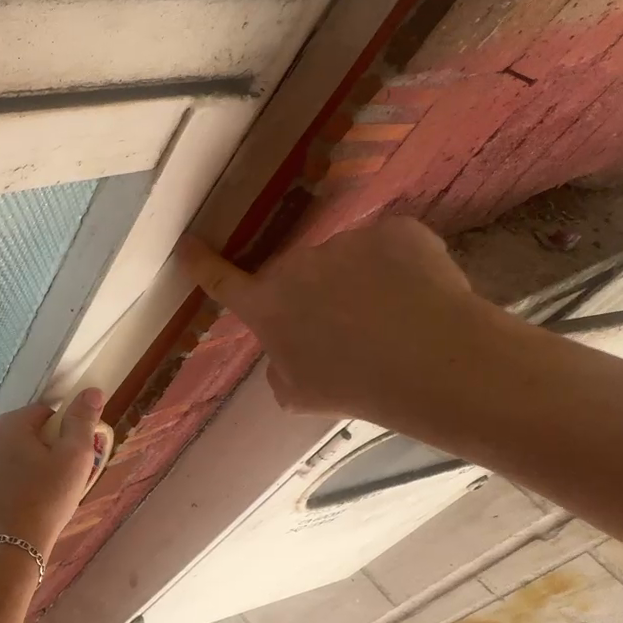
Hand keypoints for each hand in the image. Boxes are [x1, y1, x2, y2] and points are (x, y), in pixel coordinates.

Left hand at [0, 388, 106, 553]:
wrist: (6, 549)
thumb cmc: (46, 501)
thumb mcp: (75, 459)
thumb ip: (82, 420)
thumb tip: (91, 391)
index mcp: (8, 425)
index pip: (42, 413)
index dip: (60, 433)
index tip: (67, 459)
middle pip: (18, 433)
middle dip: (36, 448)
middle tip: (53, 479)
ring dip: (15, 465)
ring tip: (31, 495)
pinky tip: (10, 505)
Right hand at [182, 218, 535, 423]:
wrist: (434, 362)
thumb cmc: (354, 386)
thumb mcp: (294, 393)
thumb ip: (280, 363)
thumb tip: (288, 350)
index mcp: (266, 305)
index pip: (221, 280)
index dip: (202, 262)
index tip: (188, 243)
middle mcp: (296, 265)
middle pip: (297, 274)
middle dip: (313, 294)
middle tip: (347, 329)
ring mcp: (346, 241)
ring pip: (347, 260)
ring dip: (360, 281)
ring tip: (392, 317)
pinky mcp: (395, 229)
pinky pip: (389, 247)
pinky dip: (400, 267)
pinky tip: (418, 296)